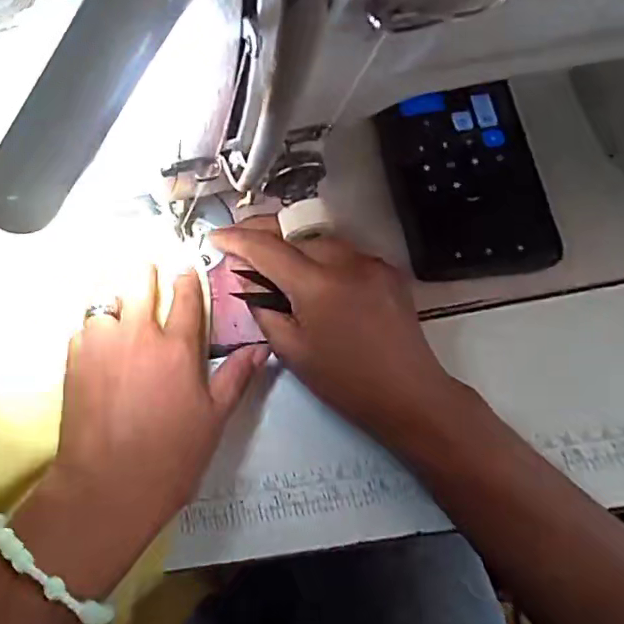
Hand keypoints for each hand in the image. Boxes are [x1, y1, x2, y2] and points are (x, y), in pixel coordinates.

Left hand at [27, 266, 266, 588]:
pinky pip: (83, 328)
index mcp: (177, 347)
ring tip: (119, 299)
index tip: (184, 268)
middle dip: (145, 272)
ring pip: (105, 298)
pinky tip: (97, 336)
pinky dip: (93, 325)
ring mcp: (101, 344)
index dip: (186, 278)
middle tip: (148, 269)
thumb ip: (236, 378)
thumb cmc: (171, 456)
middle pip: (139, 283)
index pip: (185, 296)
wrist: (109, 484)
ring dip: (115, 294)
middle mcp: (138, 334)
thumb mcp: (214, 418)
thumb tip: (261, 349)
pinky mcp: (73, 359)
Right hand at [210, 223, 480, 449]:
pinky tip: (310, 273)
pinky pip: (344, 252)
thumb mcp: (291, 349)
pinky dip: (319, 255)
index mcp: (317, 285)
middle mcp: (345, 262)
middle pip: (294, 232)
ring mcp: (370, 262)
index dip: (236, 238)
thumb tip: (246, 279)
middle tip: (237, 241)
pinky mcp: (387, 270)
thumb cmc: (343, 380)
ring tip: (270, 257)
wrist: (408, 393)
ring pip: (319, 237)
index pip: (267, 247)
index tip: (215, 236)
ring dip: (291, 241)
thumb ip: (262, 308)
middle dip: (261, 230)